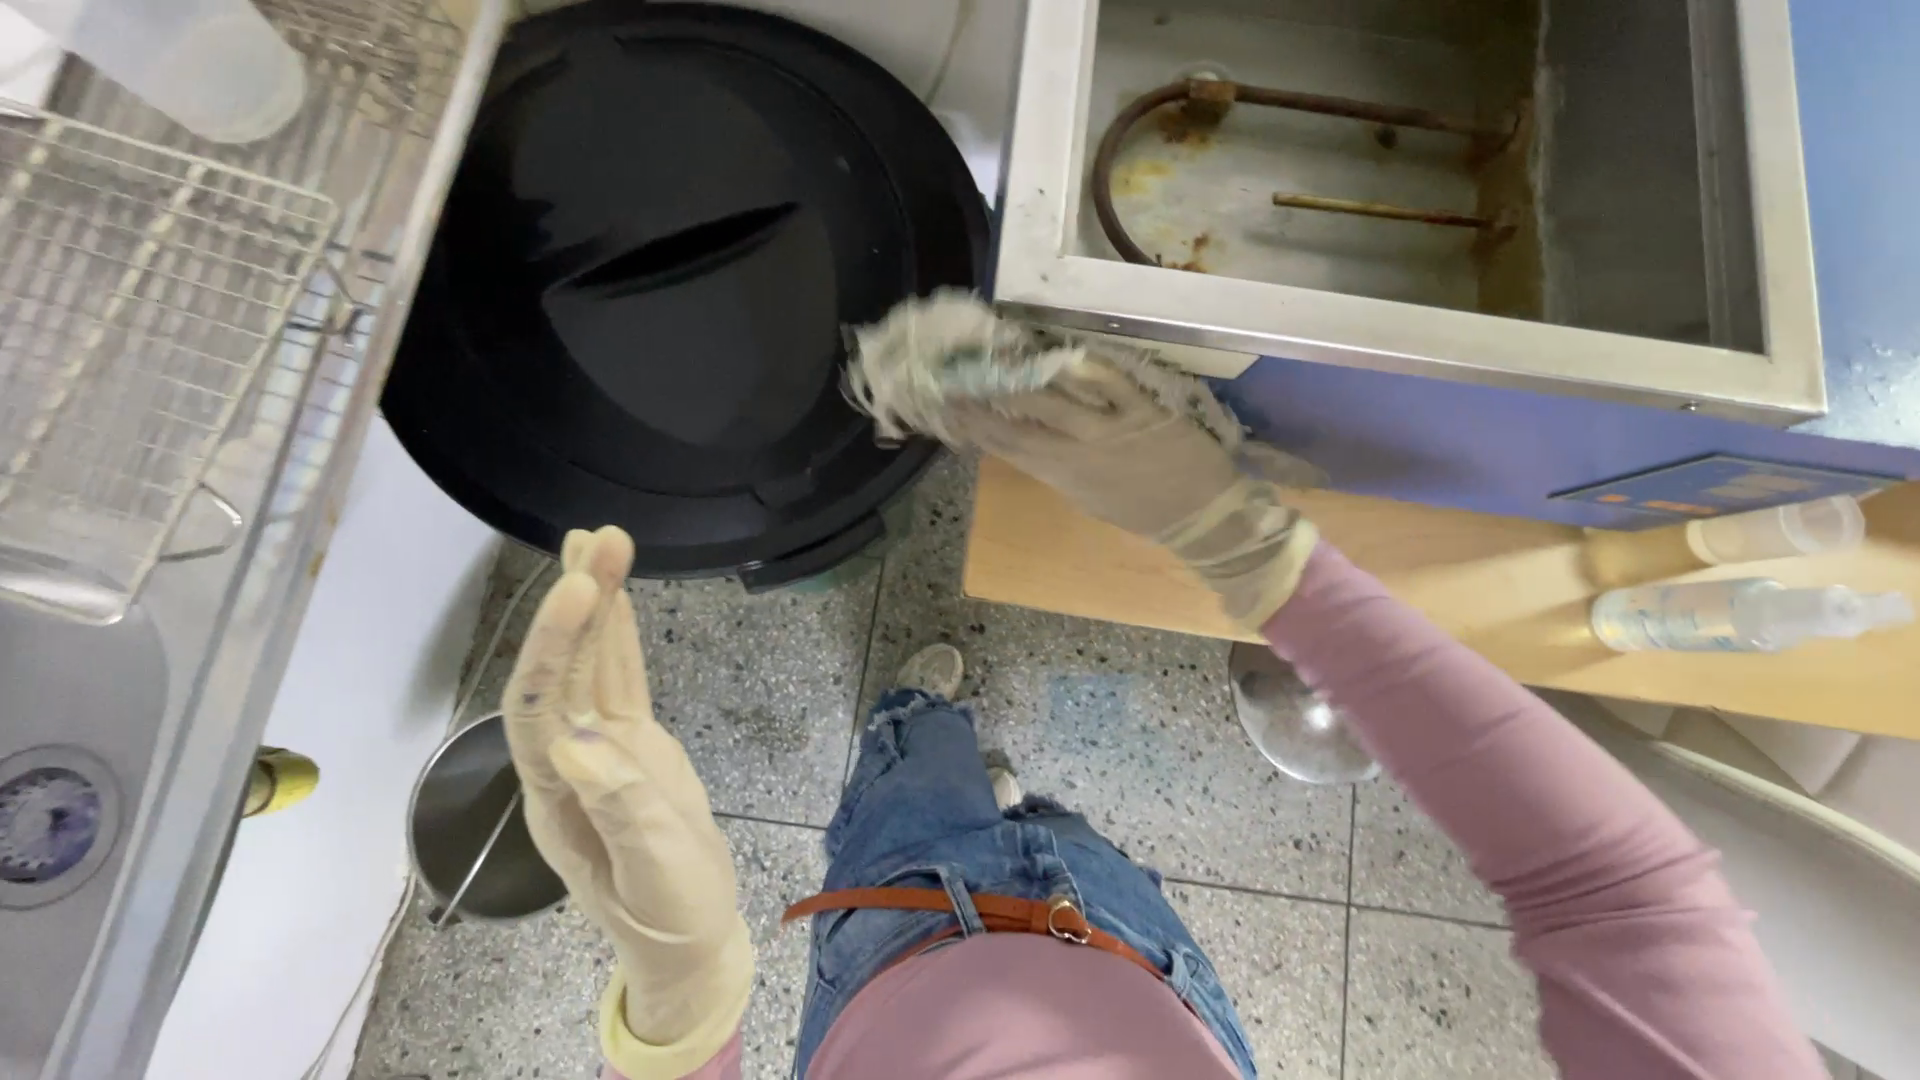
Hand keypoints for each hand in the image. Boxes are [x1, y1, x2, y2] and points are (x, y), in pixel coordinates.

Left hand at [502, 527, 751, 1079]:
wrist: (692, 933)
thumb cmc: (671, 911)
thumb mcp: (653, 871)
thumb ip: (620, 808)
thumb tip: (577, 743)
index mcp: (560, 792)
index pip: (541, 704)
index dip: (557, 644)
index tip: (581, 588)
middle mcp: (569, 758)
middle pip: (564, 669)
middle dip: (577, 601)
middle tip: (598, 536)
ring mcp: (601, 747)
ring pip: (591, 666)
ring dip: (595, 605)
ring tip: (600, 543)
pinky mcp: (634, 742)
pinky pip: (622, 681)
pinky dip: (619, 636)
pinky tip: (617, 599)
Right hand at [951, 360, 1318, 627]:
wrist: (1201, 516)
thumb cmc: (1142, 509)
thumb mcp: (1088, 496)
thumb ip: (1057, 467)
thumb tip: (1028, 442)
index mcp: (1062, 475)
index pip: (1007, 447)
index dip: (975, 426)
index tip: (946, 407)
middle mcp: (1077, 452)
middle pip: (1020, 422)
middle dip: (983, 399)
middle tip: (953, 375)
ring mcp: (1109, 429)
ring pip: (1054, 400)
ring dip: (1019, 379)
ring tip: (993, 357)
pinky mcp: (1142, 410)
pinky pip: (1108, 383)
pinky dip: (1082, 367)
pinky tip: (1057, 352)